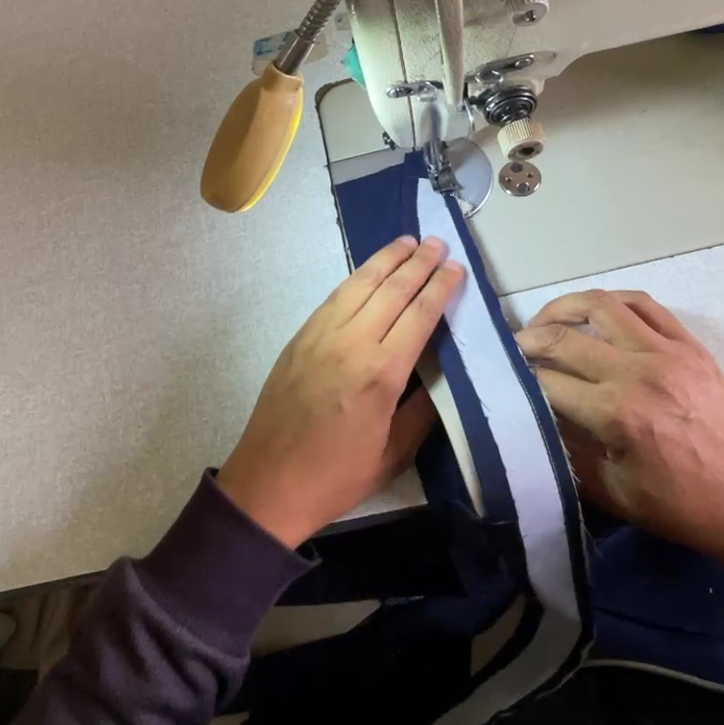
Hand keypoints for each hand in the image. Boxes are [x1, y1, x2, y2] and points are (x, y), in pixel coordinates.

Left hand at [217, 236, 465, 548]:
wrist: (268, 483)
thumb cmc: (336, 477)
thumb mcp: (392, 454)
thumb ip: (421, 412)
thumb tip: (439, 377)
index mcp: (380, 374)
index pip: (419, 316)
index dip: (440, 288)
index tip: (456, 268)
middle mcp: (350, 344)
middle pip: (391, 291)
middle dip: (418, 264)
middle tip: (438, 243)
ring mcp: (320, 336)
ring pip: (358, 285)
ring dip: (385, 260)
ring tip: (407, 241)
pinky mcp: (299, 338)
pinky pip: (333, 298)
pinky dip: (355, 279)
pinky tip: (368, 272)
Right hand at [516, 290, 723, 577]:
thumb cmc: (679, 506)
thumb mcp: (610, 491)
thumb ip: (565, 448)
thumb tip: (532, 414)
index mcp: (617, 415)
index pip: (547, 381)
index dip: (518, 379)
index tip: (502, 380)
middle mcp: (638, 372)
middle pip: (564, 337)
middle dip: (528, 341)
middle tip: (512, 350)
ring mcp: (667, 352)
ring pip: (601, 305)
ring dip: (562, 308)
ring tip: (545, 322)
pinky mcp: (690, 345)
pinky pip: (643, 304)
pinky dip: (611, 302)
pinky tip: (593, 314)